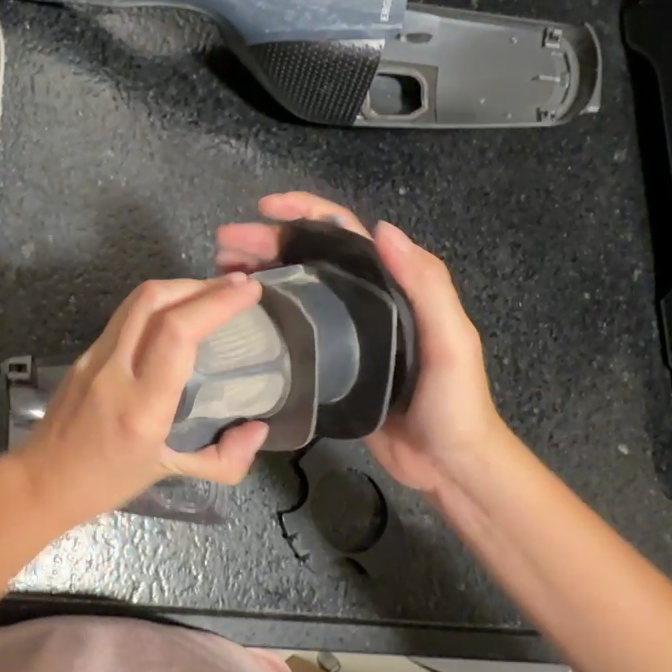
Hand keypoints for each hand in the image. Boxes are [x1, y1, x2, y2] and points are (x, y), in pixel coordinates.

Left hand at [6, 275, 271, 527]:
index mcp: (141, 406)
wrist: (43, 480)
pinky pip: (124, 317)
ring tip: (213, 292)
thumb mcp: (171, 475)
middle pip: (153, 301)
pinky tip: (178, 312)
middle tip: (237, 286)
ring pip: (135, 301)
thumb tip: (258, 428)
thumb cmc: (108, 481)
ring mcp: (93, 358)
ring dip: (178, 288)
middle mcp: (114, 372)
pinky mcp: (83, 354)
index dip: (216, 304)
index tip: (249, 292)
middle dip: (201, 285)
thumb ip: (224, 459)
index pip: (177, 334)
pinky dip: (157, 304)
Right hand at [216, 193, 508, 497]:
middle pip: (308, 256)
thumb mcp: (452, 340)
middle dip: (264, 241)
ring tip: (217, 272)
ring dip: (256, 272)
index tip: (264, 207)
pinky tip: (233, 315)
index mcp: (391, 284)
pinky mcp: (324, 362)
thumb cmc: (453, 402)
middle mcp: (362, 299)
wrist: (447, 465)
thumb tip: (383, 228)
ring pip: (292, 287)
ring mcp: (340, 330)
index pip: (345, 233)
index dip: (305, 211)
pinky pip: (287, 327)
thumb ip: (426, 285)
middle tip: (222, 245)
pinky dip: (259, 313)